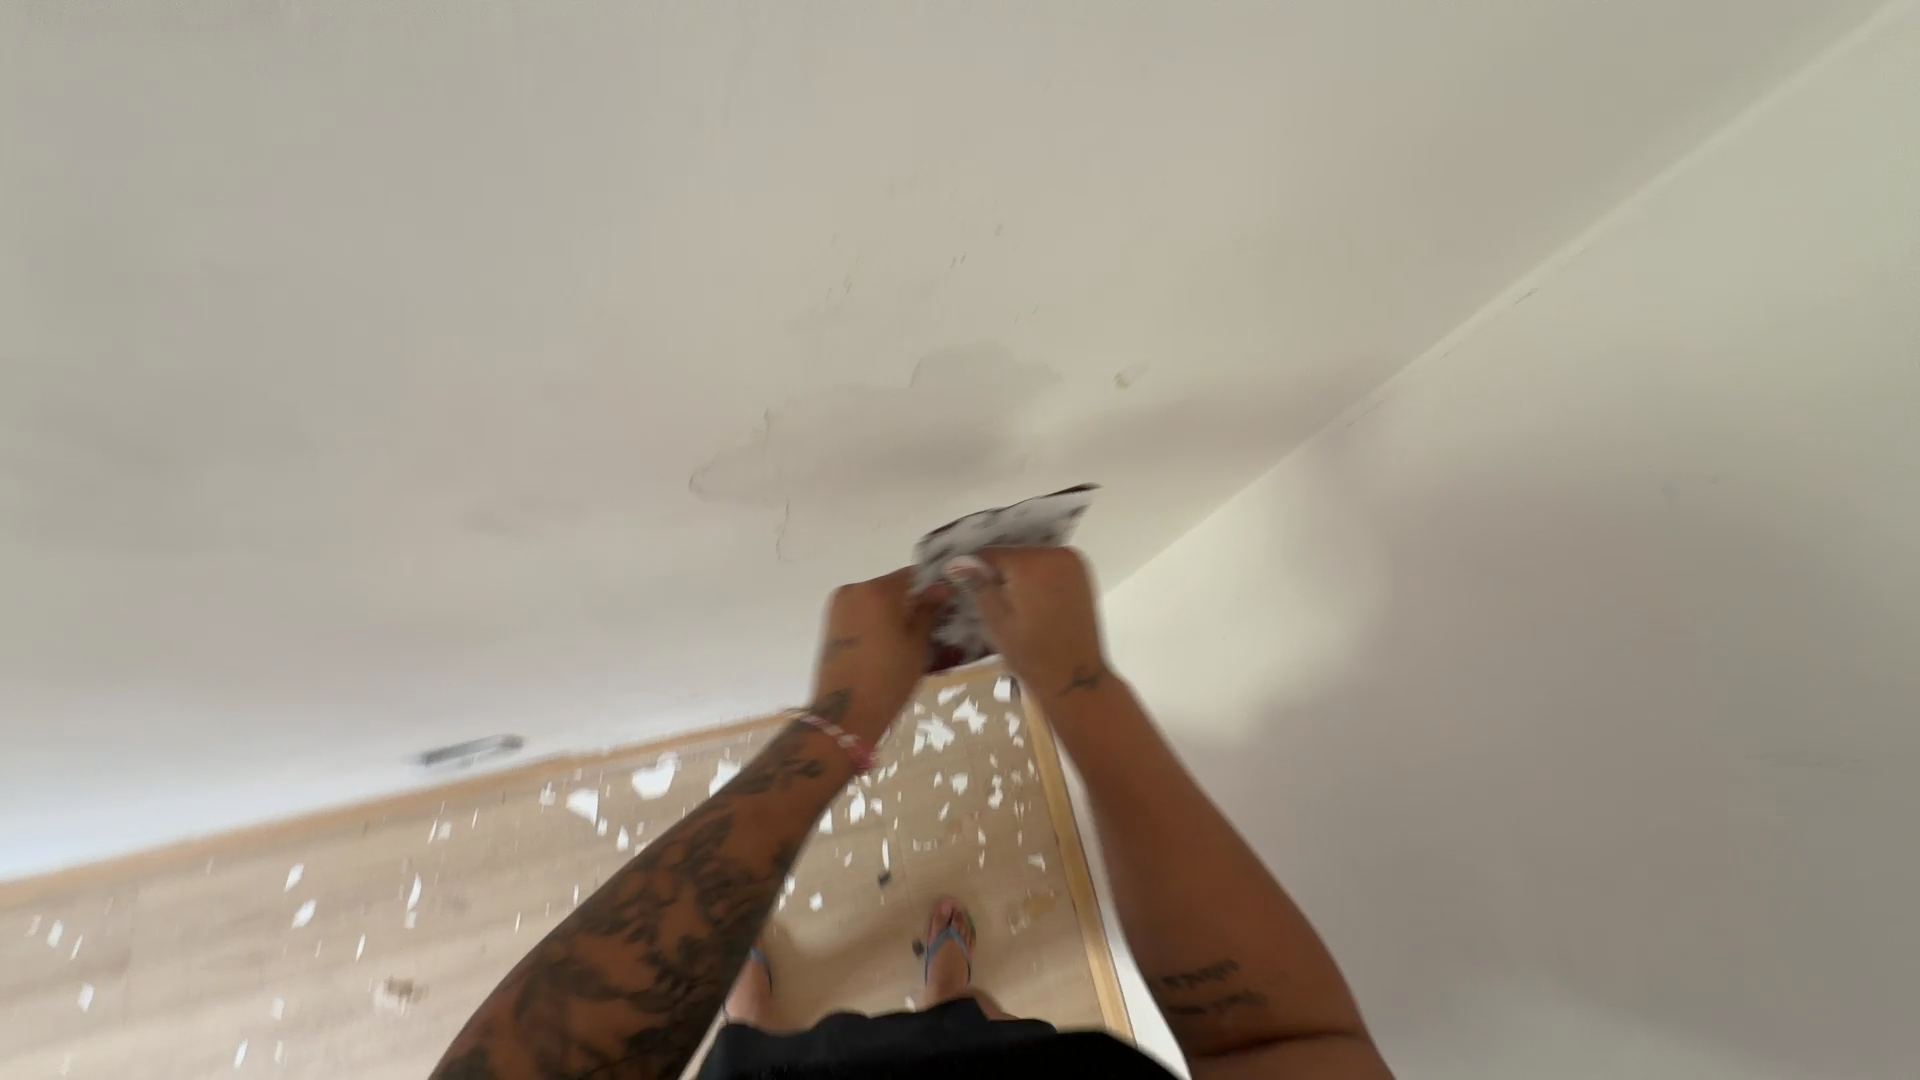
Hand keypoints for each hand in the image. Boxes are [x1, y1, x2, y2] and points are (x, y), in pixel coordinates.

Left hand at [808, 568, 949, 740]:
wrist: (845, 715)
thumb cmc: (888, 678)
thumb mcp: (916, 644)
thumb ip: (928, 610)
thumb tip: (941, 587)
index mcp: (877, 590)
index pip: (912, 575)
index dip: (931, 588)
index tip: (946, 606)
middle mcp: (853, 590)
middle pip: (892, 588)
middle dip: (911, 603)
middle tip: (932, 627)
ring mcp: (838, 607)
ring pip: (876, 603)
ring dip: (893, 615)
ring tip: (911, 642)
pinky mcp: (830, 625)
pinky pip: (861, 615)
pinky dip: (877, 624)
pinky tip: (890, 647)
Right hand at [941, 547, 1112, 701]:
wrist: (1075, 678)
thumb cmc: (1031, 654)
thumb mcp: (996, 621)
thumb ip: (978, 585)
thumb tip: (956, 562)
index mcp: (1033, 563)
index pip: (991, 554)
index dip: (972, 569)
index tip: (959, 584)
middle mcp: (1057, 553)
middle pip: (1013, 554)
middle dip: (997, 571)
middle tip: (983, 596)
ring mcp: (1073, 563)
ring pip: (1031, 558)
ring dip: (1017, 574)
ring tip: (1005, 600)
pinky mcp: (1082, 574)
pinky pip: (1048, 566)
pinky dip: (1035, 577)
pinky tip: (1026, 599)